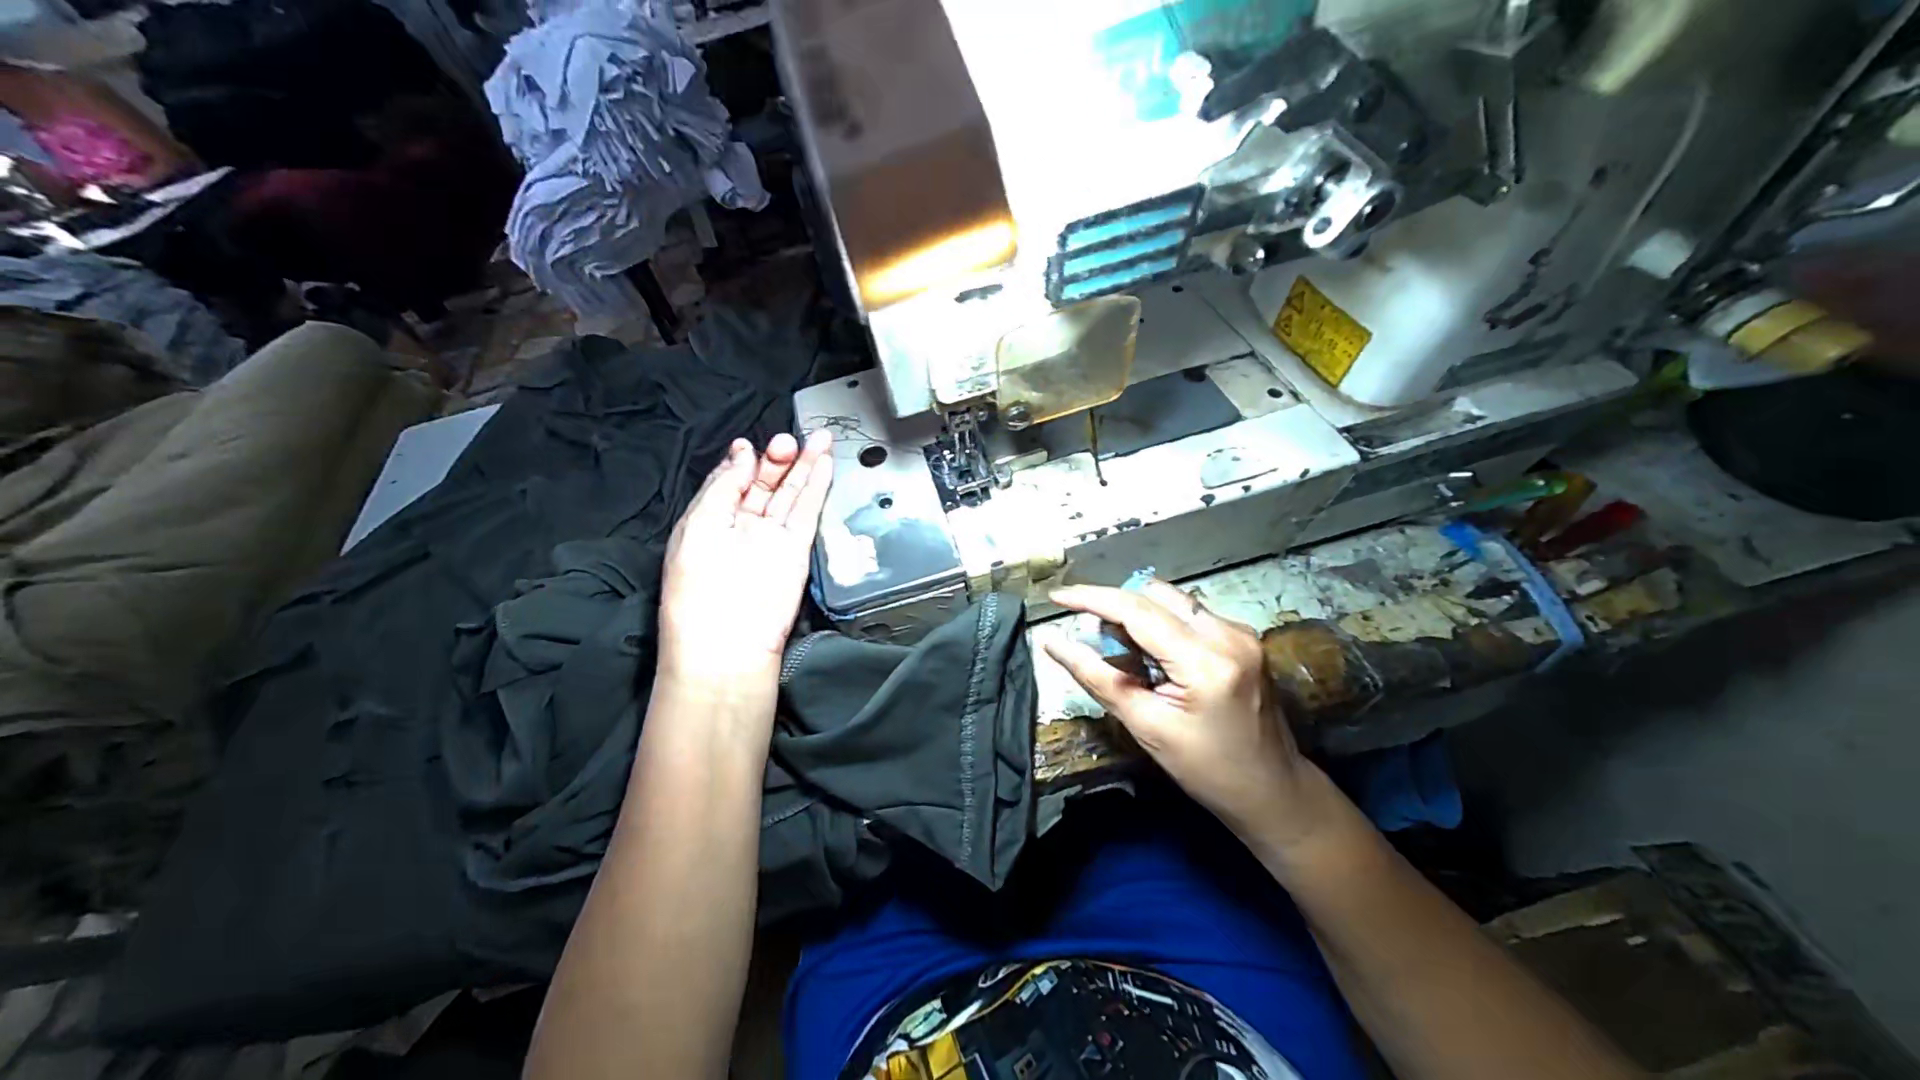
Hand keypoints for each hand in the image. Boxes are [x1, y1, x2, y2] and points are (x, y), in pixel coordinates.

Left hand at [658, 430, 833, 684]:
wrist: (727, 644)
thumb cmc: (698, 589)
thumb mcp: (699, 523)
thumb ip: (723, 485)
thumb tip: (742, 453)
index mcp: (709, 522)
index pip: (730, 483)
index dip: (742, 461)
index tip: (749, 445)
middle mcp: (741, 528)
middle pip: (764, 485)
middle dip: (776, 459)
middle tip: (787, 440)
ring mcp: (771, 539)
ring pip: (790, 494)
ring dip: (803, 465)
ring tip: (818, 438)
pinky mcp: (796, 549)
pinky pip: (808, 511)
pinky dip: (817, 486)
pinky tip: (824, 463)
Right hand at [1044, 580, 1331, 847]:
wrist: (1272, 790)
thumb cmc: (1206, 769)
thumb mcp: (1146, 726)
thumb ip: (1098, 678)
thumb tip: (1054, 643)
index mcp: (1205, 661)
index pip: (1137, 611)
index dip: (1091, 598)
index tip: (1058, 597)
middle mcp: (1228, 633)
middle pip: (1155, 595)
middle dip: (1115, 606)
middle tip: (1091, 636)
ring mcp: (1241, 632)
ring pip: (1173, 600)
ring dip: (1138, 615)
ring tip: (1121, 650)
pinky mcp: (1243, 637)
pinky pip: (1190, 614)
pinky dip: (1161, 625)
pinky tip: (1153, 657)